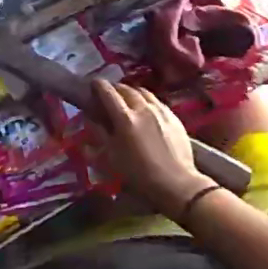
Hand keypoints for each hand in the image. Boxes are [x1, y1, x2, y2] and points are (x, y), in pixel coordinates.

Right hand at [93, 79, 214, 219]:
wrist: (177, 183)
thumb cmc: (139, 173)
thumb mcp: (111, 156)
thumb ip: (99, 134)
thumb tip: (90, 118)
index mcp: (124, 118)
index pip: (108, 92)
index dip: (98, 85)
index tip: (93, 85)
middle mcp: (143, 109)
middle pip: (126, 89)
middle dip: (115, 88)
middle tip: (109, 94)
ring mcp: (161, 111)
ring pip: (143, 92)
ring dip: (132, 92)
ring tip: (127, 99)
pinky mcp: (174, 117)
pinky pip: (157, 101)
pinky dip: (146, 100)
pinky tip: (146, 110)